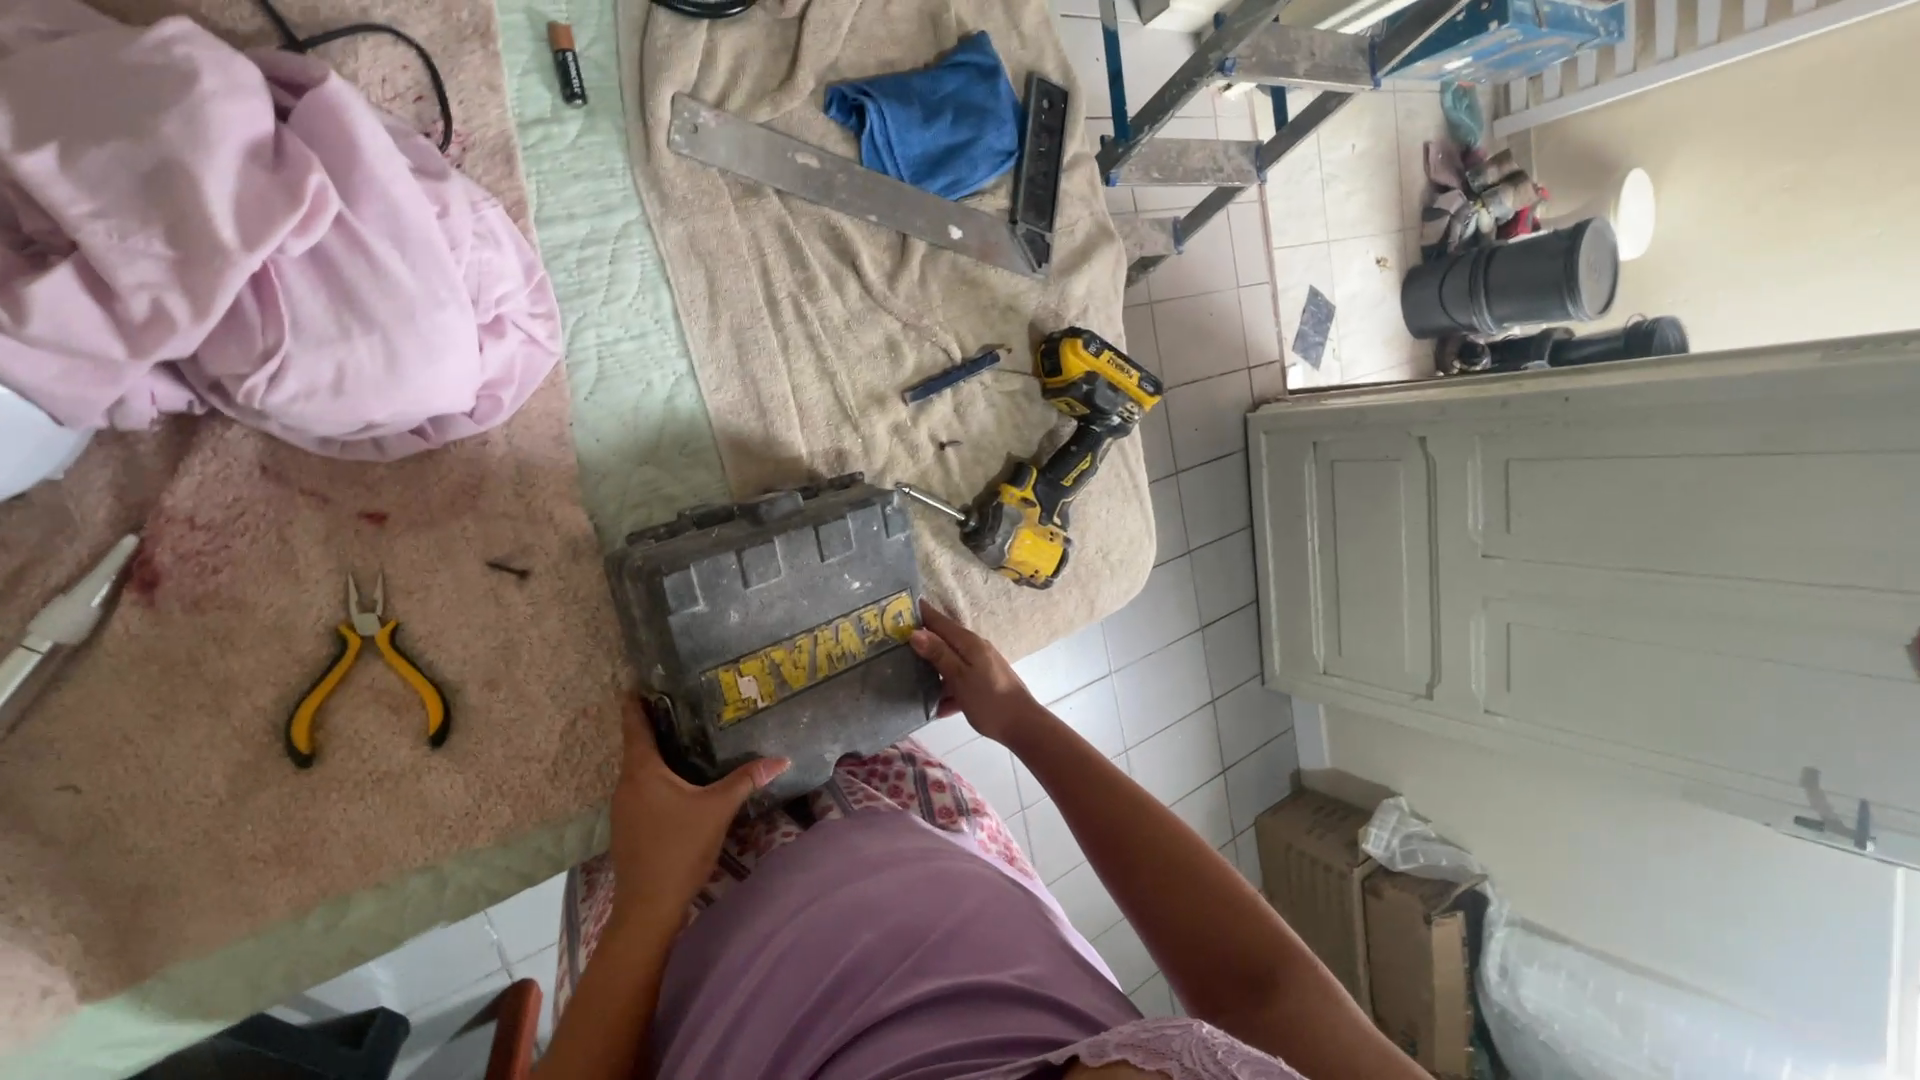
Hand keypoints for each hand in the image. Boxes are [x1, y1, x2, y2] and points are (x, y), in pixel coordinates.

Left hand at [608, 699, 788, 925]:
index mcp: (642, 772)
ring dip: (656, 756)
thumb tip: (781, 759)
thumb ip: (746, 780)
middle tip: (680, 708)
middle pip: (636, 747)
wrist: (649, 906)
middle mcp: (625, 784)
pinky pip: (640, 790)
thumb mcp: (718, 809)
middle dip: (655, 728)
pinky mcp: (627, 827)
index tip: (639, 683)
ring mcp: (622, 808)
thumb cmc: (680, 849)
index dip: (636, 704)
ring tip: (684, 741)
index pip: (635, 727)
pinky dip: (656, 779)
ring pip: (639, 771)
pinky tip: (678, 784)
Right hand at [910, 602, 1040, 744]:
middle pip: (943, 641)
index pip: (939, 621)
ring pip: (950, 663)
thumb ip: (939, 654)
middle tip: (894, 646)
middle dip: (921, 643)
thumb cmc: (989, 700)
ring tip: (909, 680)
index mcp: (969, 643)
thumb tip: (916, 632)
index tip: (898, 608)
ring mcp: (981, 666)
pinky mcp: (983, 683)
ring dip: (933, 671)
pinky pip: (959, 682)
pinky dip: (948, 692)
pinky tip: (937, 709)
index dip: (920, 613)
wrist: (1022, 726)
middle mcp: (975, 649)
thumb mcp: (959, 677)